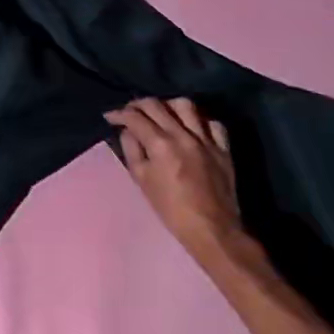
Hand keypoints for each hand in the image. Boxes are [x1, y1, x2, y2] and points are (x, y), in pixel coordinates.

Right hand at [105, 97, 248, 265]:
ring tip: (161, 114)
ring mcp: (207, 141)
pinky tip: (191, 127)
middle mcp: (184, 136)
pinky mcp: (224, 150)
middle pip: (157, 105)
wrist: (212, 229)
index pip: (134, 116)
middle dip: (137, 105)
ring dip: (168, 105)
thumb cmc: (170, 207)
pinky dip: (199, 120)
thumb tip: (127, 131)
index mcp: (161, 144)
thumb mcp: (140, 178)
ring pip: (186, 106)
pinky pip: (214, 124)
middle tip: (130, 113)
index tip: (110, 117)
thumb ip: (132, 148)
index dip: (118, 114)